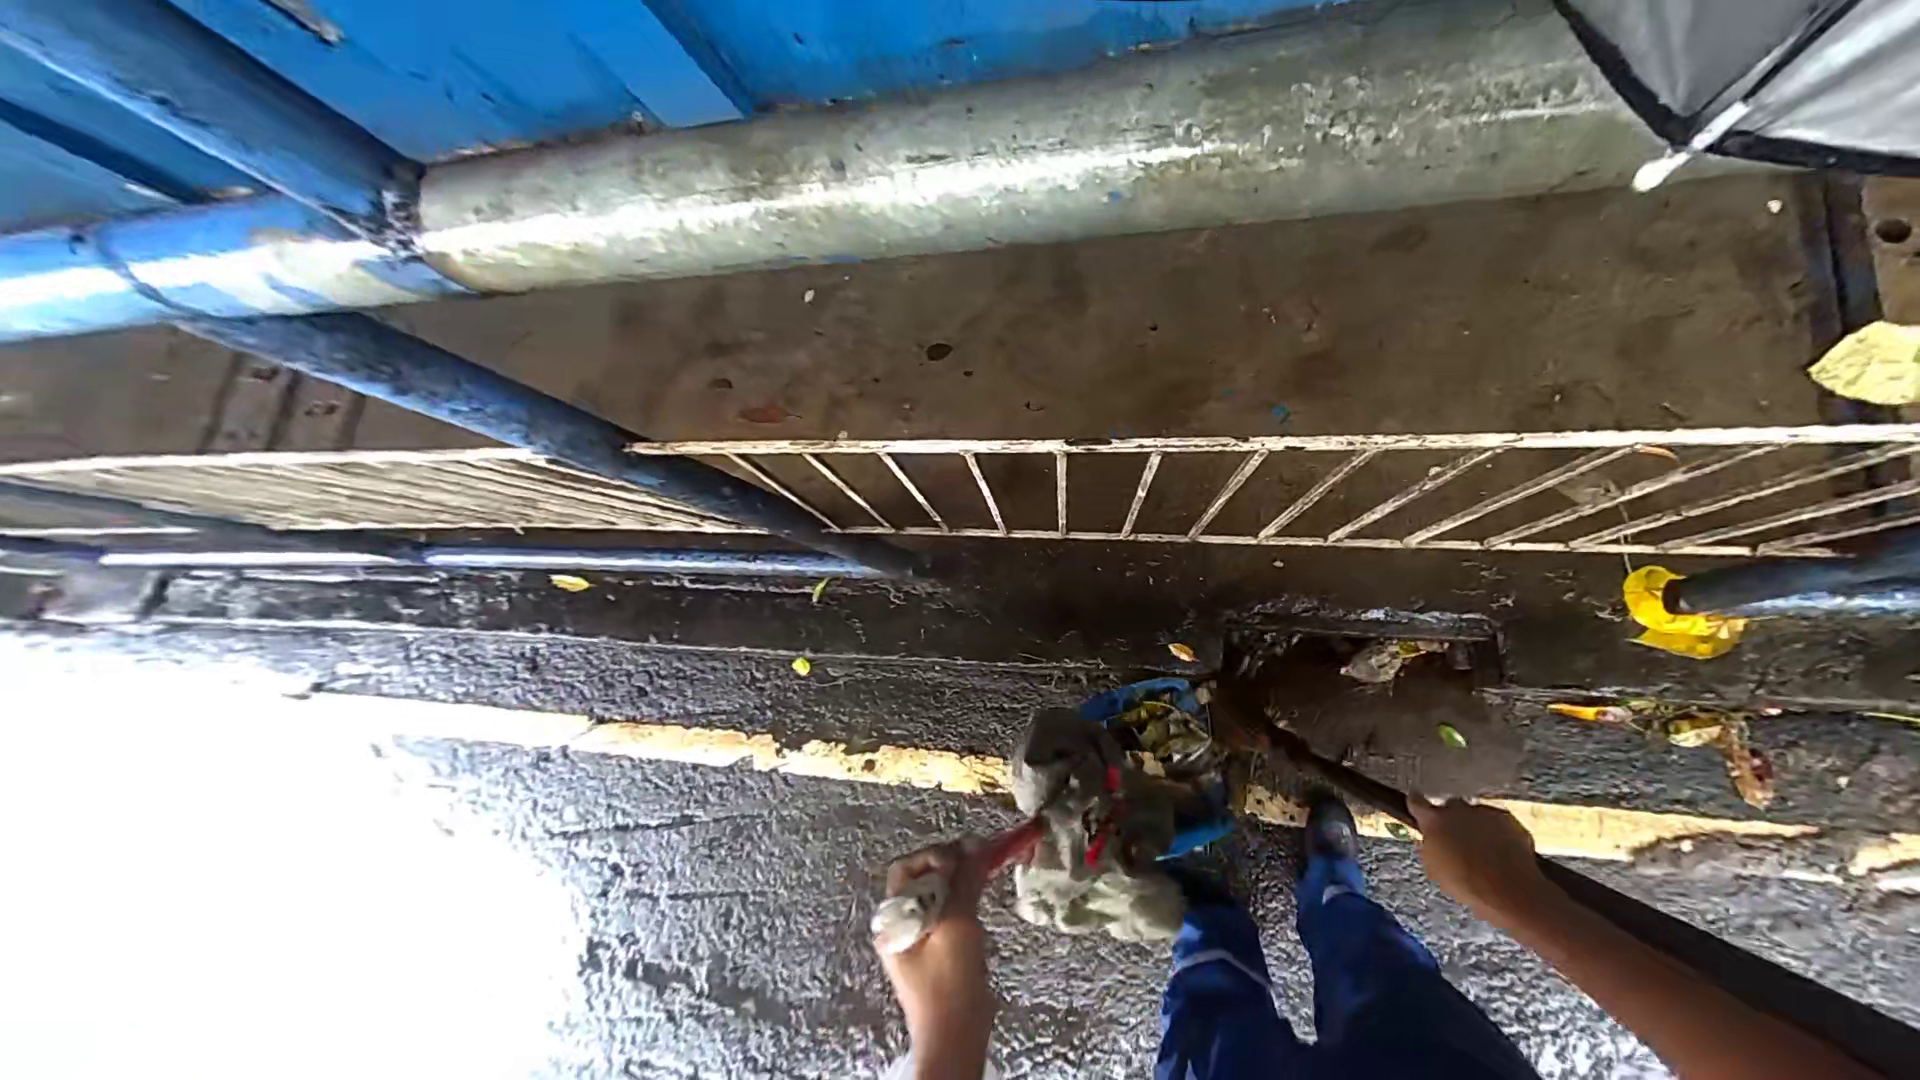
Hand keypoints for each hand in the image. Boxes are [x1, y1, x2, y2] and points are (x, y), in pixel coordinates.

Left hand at [876, 841, 995, 1076]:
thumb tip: (976, 843)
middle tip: (978, 859)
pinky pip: (945, 910)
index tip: (962, 859)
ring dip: (958, 879)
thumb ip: (965, 882)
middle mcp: (899, 922)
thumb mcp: (959, 925)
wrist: (956, 1039)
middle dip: (950, 864)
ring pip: (935, 892)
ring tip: (982, 874)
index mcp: (894, 917)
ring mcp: (916, 936)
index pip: (906, 867)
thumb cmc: (951, 982)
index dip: (934, 856)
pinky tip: (979, 896)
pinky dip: (962, 898)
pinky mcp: (934, 947)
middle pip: (921, 877)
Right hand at [1408, 798, 1553, 921]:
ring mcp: (1485, 813)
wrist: (1510, 892)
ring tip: (1484, 846)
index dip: (1417, 805)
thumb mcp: (1434, 867)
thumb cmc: (1467, 883)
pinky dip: (1499, 831)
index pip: (1416, 801)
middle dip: (1453, 817)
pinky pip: (1500, 821)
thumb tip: (1429, 839)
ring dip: (1477, 823)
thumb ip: (1429, 845)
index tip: (1418, 808)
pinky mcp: (1509, 820)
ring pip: (1477, 812)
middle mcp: (1457, 810)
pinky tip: (1503, 849)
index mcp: (1433, 819)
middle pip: (1451, 805)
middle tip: (1458, 836)